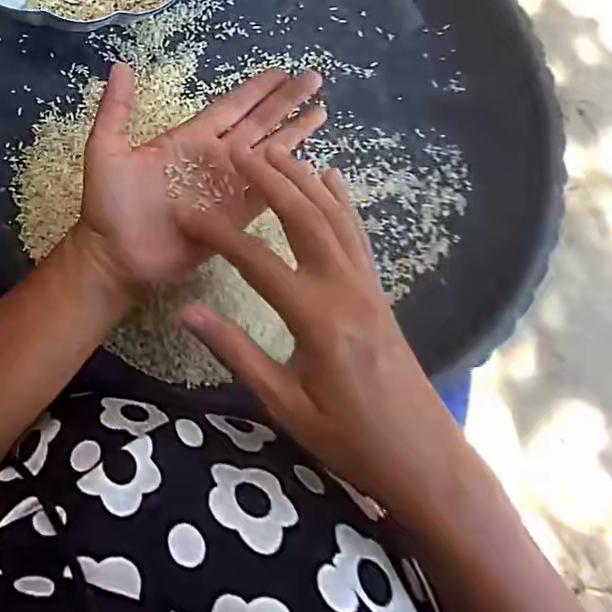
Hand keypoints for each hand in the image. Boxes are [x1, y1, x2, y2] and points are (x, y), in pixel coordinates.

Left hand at [72, 63, 324, 292]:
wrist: (115, 255)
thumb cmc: (109, 203)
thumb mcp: (106, 149)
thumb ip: (117, 109)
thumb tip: (121, 65)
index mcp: (188, 139)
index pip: (230, 106)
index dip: (255, 89)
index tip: (281, 71)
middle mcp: (213, 159)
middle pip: (258, 122)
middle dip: (285, 100)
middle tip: (314, 77)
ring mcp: (226, 189)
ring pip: (270, 154)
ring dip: (295, 132)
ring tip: (322, 110)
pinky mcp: (234, 220)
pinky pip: (268, 194)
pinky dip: (289, 179)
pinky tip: (312, 163)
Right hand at [175, 145, 461, 515]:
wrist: (427, 461)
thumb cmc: (350, 439)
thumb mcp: (285, 404)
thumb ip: (235, 351)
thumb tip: (186, 311)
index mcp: (316, 317)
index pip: (255, 261)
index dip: (216, 234)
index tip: (185, 214)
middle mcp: (344, 288)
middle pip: (303, 218)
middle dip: (269, 180)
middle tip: (239, 151)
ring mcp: (366, 285)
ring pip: (333, 217)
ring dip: (303, 180)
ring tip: (275, 150)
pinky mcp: (378, 290)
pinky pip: (357, 234)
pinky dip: (341, 201)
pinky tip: (331, 177)